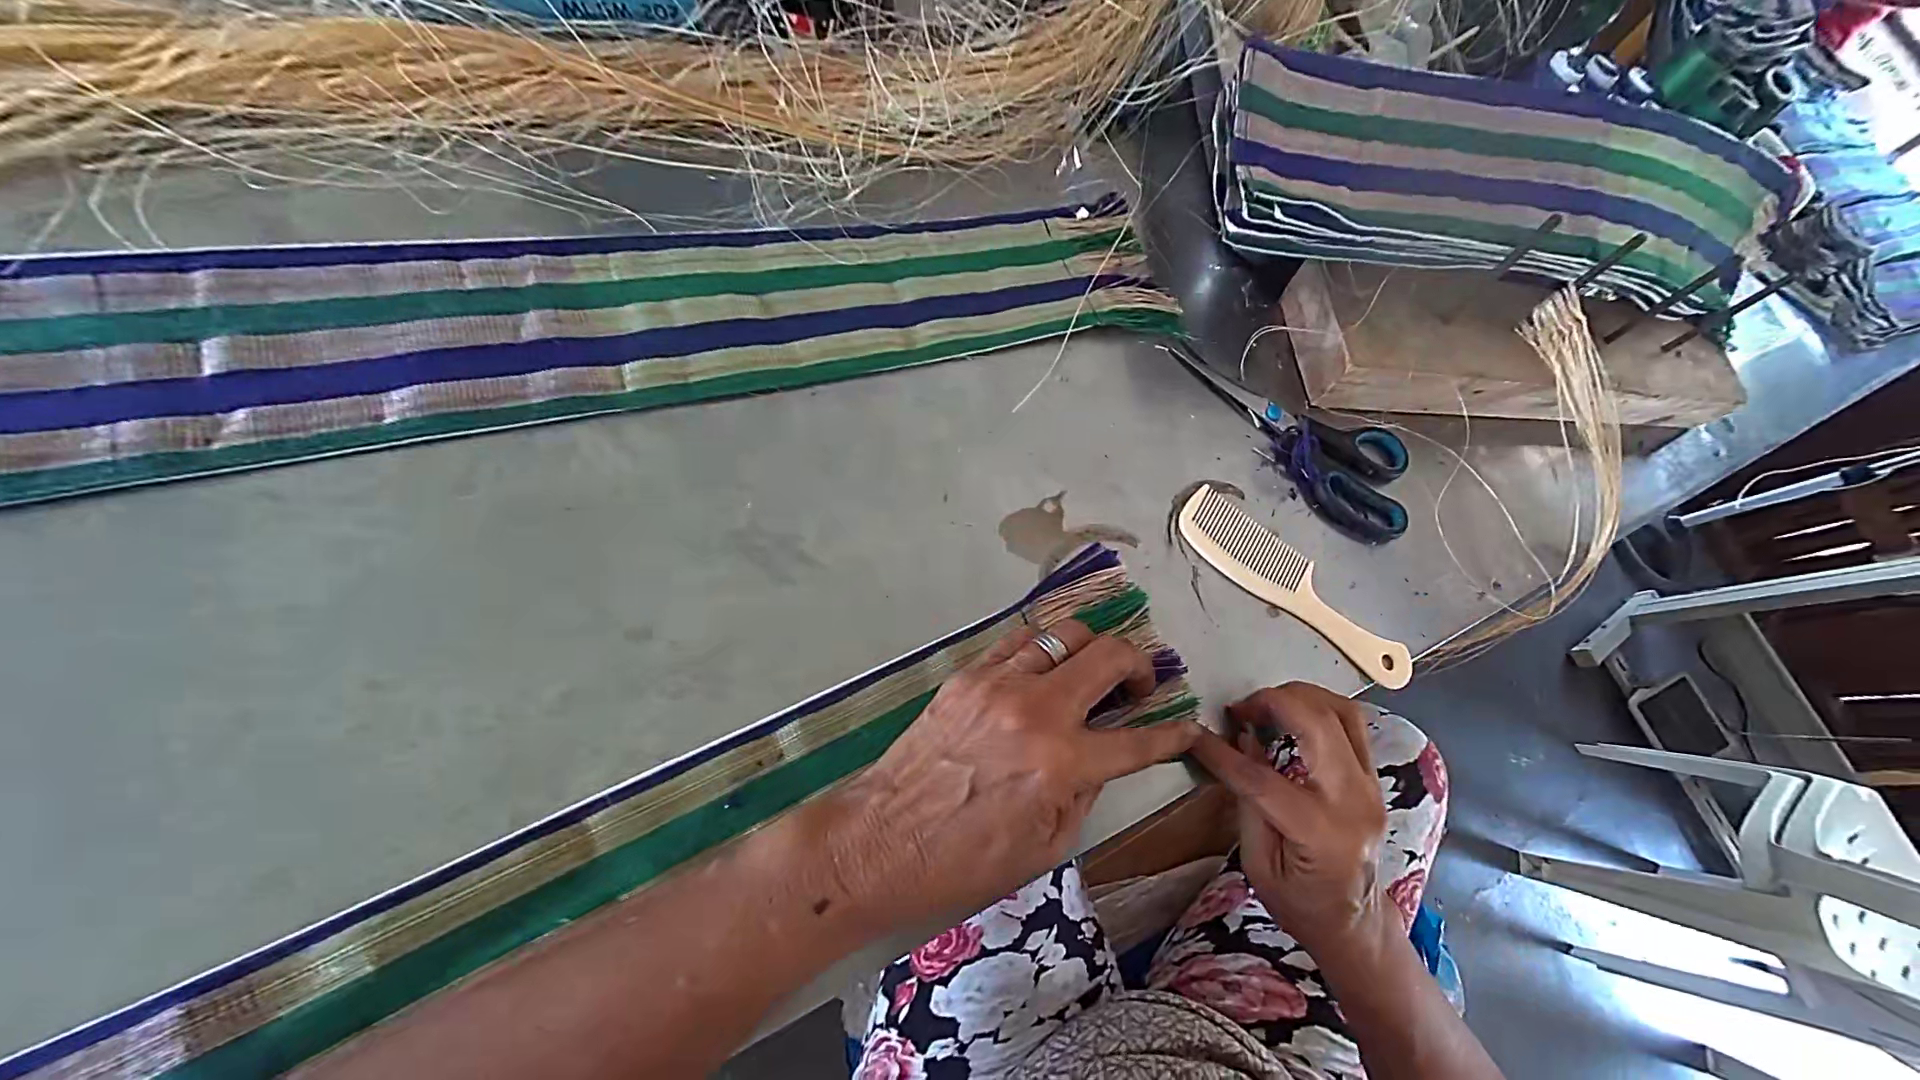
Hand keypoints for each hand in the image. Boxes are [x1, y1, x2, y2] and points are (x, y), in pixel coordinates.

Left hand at [826, 619, 1201, 927]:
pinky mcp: (966, 676)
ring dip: (1090, 649)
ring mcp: (997, 684)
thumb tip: (1101, 757)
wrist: (882, 838)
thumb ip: (1085, 793)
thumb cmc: (965, 859)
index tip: (1186, 728)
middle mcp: (1035, 709)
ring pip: (1063, 635)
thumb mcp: (1046, 846)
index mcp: (1061, 762)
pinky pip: (1018, 645)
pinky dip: (1043, 651)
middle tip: (1139, 684)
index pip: (1138, 740)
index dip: (1172, 735)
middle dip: (1139, 665)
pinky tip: (1045, 670)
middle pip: (1109, 656)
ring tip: (1091, 671)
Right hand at [1188, 682, 1389, 956]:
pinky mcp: (1373, 779)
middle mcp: (1354, 801)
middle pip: (1316, 723)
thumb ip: (1248, 802)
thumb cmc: (1300, 904)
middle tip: (1240, 709)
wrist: (1356, 924)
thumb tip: (1241, 743)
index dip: (1221, 752)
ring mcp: (1371, 786)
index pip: (1262, 776)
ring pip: (1342, 712)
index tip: (1194, 735)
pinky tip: (1290, 714)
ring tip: (1265, 704)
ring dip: (1299, 696)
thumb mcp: (1258, 864)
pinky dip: (1318, 707)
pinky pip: (1352, 724)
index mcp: (1321, 832)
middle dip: (1271, 702)